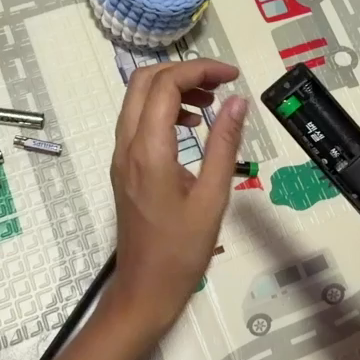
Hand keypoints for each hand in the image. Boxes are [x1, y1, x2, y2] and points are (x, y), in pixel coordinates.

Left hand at [103, 59, 246, 332]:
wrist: (145, 290)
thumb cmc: (182, 250)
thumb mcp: (213, 198)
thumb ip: (224, 145)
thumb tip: (238, 102)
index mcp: (148, 150)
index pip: (166, 84)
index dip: (200, 69)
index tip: (233, 77)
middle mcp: (127, 145)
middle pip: (144, 81)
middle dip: (184, 72)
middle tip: (221, 84)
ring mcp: (121, 156)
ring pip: (138, 99)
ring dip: (173, 89)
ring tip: (211, 105)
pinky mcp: (124, 167)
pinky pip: (138, 121)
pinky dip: (164, 110)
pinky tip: (192, 128)